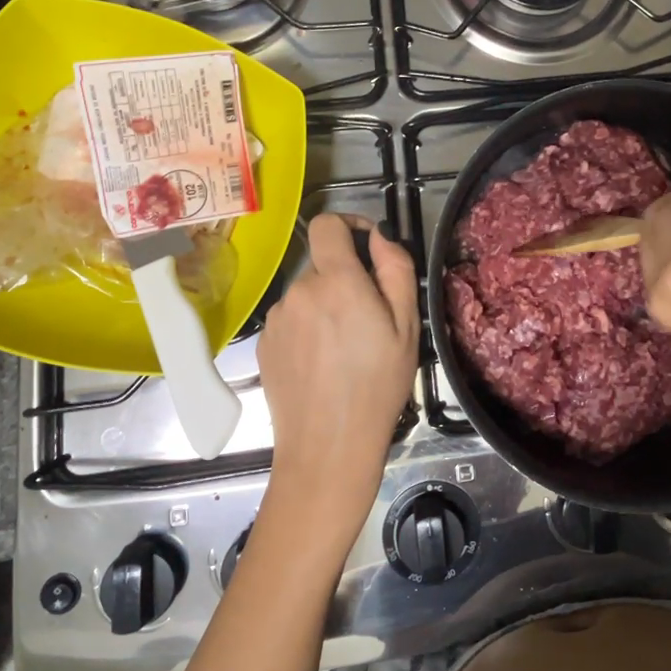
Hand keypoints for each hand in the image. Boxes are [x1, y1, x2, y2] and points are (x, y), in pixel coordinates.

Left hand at [258, 214, 418, 520]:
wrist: (328, 446)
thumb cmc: (377, 385)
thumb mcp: (406, 326)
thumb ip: (396, 269)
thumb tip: (380, 236)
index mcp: (336, 280)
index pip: (327, 224)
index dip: (349, 224)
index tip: (367, 245)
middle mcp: (298, 291)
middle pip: (322, 265)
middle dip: (345, 279)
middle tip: (370, 319)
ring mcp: (276, 318)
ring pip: (306, 295)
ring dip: (325, 306)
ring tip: (346, 349)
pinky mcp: (263, 344)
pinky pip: (291, 321)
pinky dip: (308, 329)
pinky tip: (323, 364)